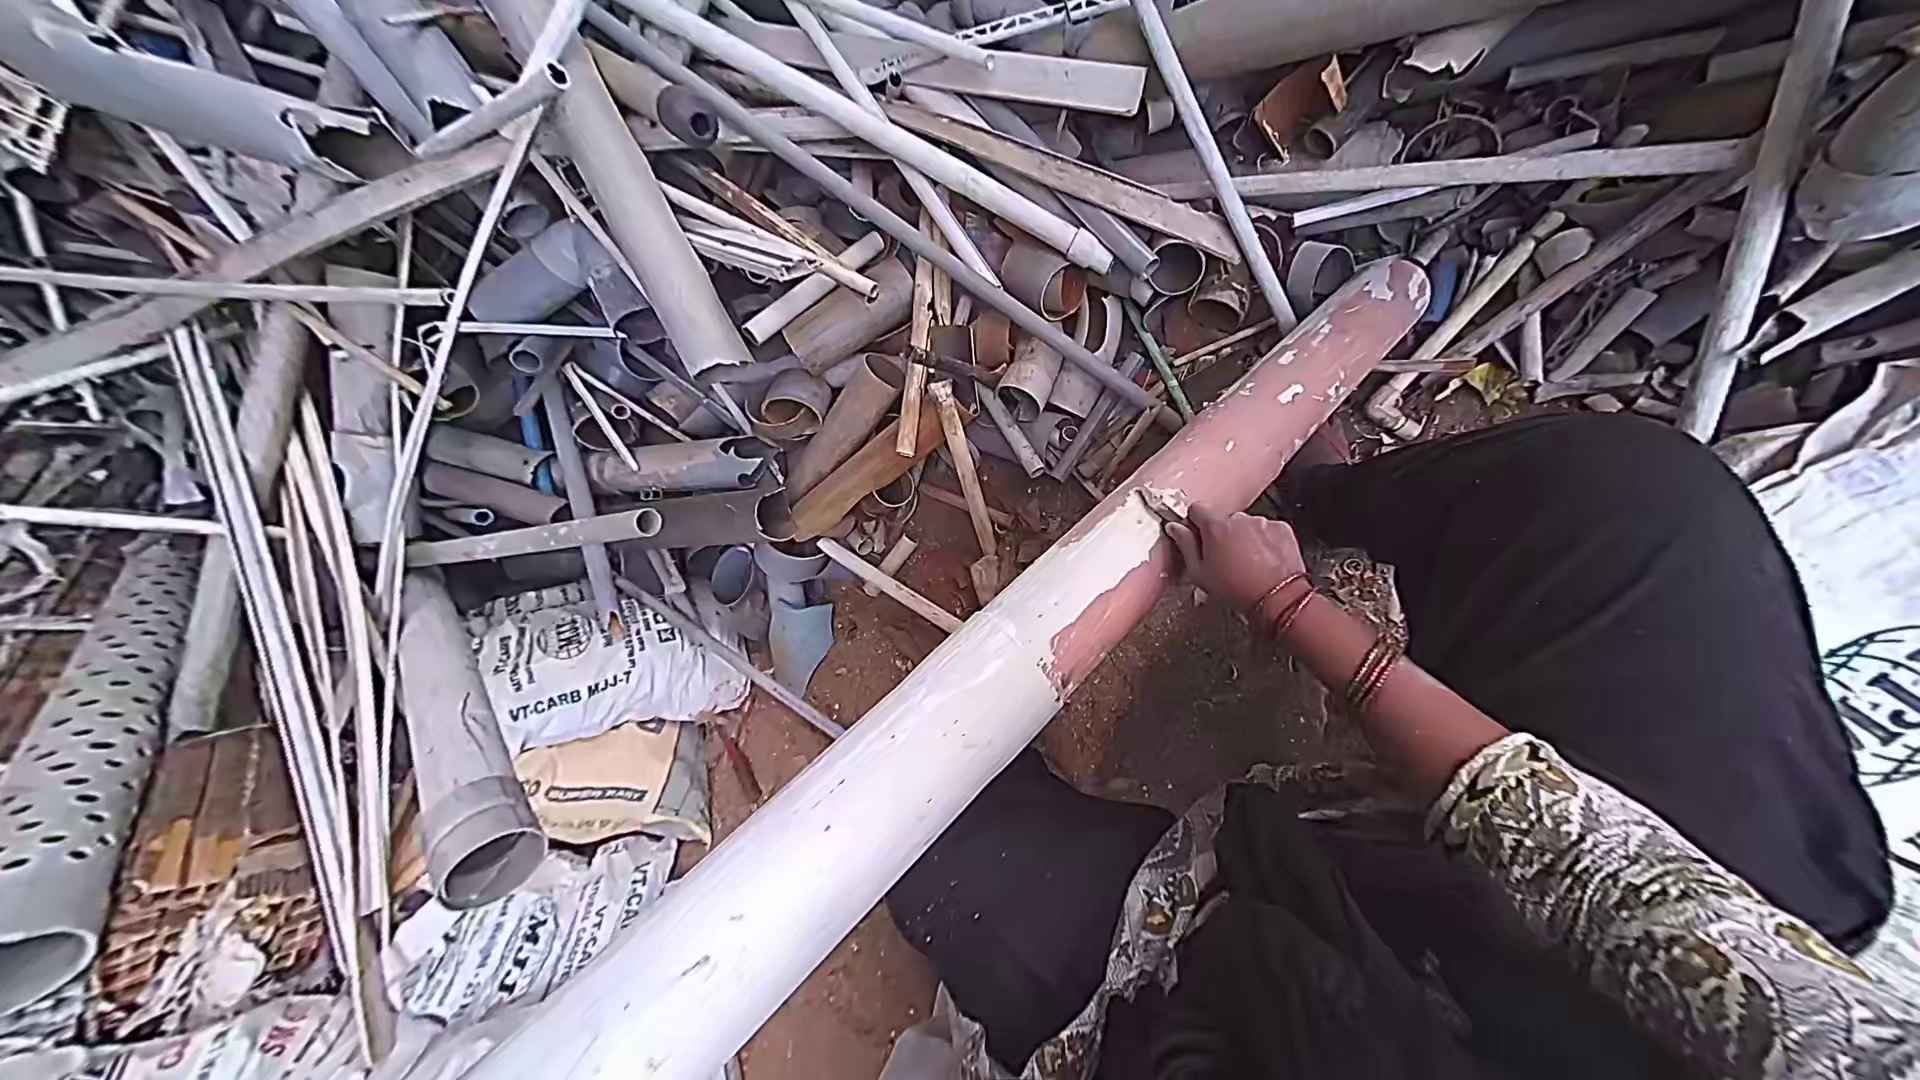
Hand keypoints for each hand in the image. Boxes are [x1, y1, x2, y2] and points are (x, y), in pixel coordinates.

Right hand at [1164, 505, 1307, 624]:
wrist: (1278, 598)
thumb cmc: (1238, 589)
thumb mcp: (1199, 573)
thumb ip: (1184, 545)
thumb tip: (1175, 528)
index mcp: (1215, 527)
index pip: (1197, 509)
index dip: (1194, 522)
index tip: (1196, 535)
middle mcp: (1239, 519)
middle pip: (1222, 519)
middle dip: (1220, 534)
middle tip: (1222, 558)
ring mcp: (1262, 523)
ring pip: (1244, 524)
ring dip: (1242, 537)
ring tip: (1245, 563)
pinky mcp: (1281, 529)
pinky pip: (1265, 529)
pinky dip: (1262, 541)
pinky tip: (1261, 560)